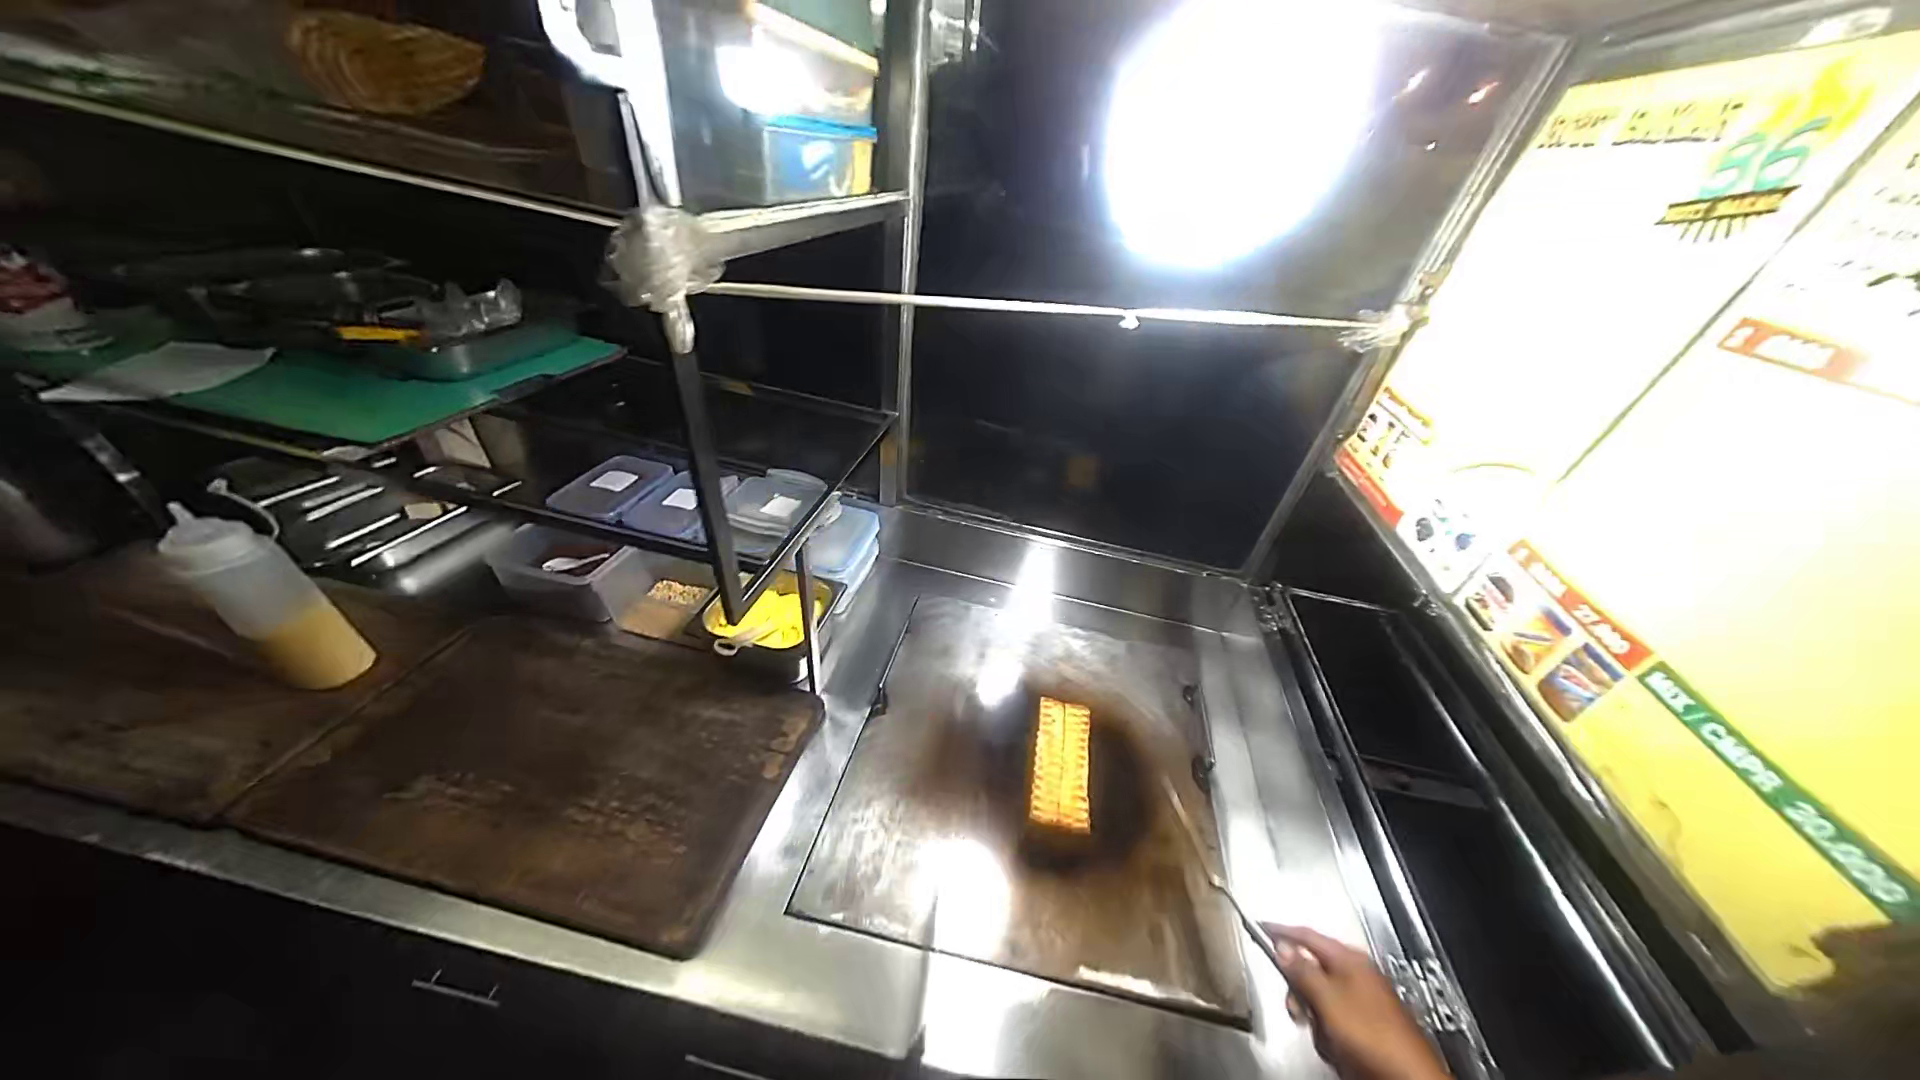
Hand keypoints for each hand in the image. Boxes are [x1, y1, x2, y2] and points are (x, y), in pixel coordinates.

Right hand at [1262, 924, 1450, 1079]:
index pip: (1305, 933)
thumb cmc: (1375, 1039)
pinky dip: (1328, 1030)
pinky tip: (1336, 1045)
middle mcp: (1358, 972)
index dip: (1279, 930)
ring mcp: (1364, 997)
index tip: (1260, 927)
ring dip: (1314, 1015)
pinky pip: (1333, 1016)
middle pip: (1310, 967)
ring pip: (1320, 996)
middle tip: (1297, 1007)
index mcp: (1349, 958)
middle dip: (1299, 989)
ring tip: (1323, 1034)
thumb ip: (1301, 969)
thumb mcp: (1327, 1000)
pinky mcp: (1368, 1022)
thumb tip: (1282, 947)